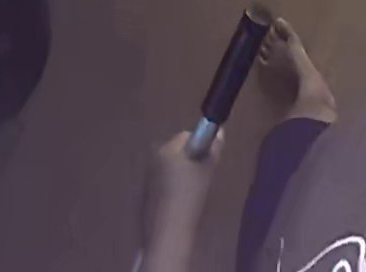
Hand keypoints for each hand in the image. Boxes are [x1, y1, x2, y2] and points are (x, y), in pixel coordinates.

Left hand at [142, 131, 222, 251]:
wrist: (168, 234)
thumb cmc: (190, 199)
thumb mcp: (207, 172)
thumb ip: (214, 150)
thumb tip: (220, 132)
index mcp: (168, 148)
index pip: (186, 136)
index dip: (199, 146)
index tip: (205, 162)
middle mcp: (154, 156)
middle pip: (176, 149)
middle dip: (188, 159)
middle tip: (199, 177)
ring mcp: (148, 174)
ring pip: (169, 164)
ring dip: (179, 171)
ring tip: (189, 191)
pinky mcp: (145, 191)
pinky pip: (161, 179)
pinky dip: (170, 184)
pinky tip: (177, 201)